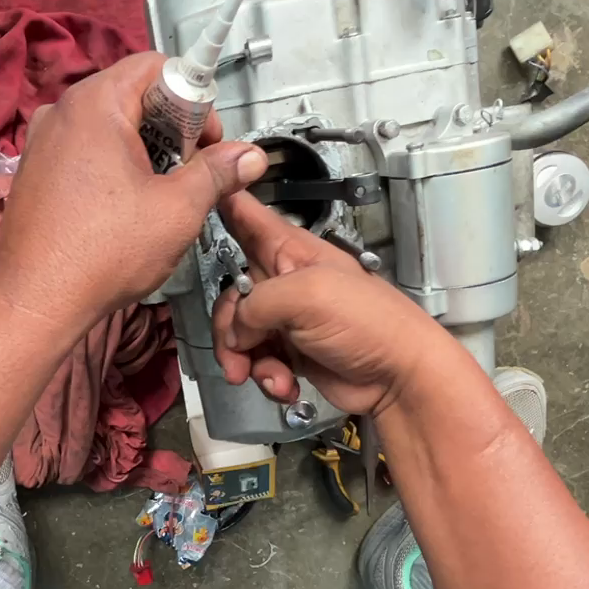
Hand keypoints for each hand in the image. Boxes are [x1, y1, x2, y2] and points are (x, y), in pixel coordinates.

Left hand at [0, 52, 267, 336]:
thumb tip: (250, 157)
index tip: (208, 142)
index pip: (156, 67)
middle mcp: (61, 114)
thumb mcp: (177, 210)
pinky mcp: (34, 176)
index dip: (194, 99)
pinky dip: (113, 169)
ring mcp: (42, 145)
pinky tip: (125, 211)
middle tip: (190, 173)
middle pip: (132, 96)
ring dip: (144, 153)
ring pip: (108, 128)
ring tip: (160, 197)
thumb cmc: (101, 254)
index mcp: (95, 105)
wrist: (35, 304)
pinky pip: (84, 154)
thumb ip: (217, 173)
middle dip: (172, 129)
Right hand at [212, 191, 466, 416]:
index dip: (219, 206)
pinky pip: (258, 361)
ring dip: (247, 360)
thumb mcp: (306, 296)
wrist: (398, 377)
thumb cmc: (367, 323)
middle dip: (228, 328)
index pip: (245, 216)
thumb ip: (254, 305)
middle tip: (236, 352)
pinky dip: (266, 377)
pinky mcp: (291, 352)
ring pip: (240, 334)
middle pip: (230, 294)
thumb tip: (234, 332)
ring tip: (269, 377)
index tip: (190, 201)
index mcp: (290, 251)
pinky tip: (285, 386)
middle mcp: (284, 280)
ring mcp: (287, 319)